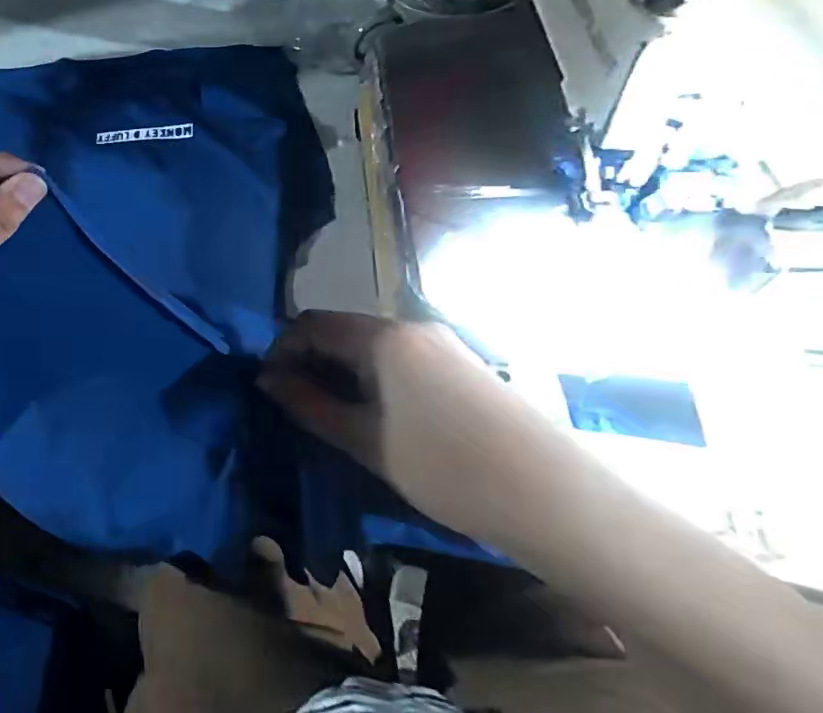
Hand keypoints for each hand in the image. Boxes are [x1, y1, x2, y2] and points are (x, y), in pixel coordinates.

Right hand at [259, 311, 484, 479]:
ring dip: (343, 371)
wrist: (555, 498)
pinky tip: (380, 415)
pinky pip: (402, 358)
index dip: (282, 350)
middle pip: (343, 331)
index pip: (312, 324)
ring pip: (373, 346)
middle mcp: (412, 326)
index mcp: (384, 336)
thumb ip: (310, 405)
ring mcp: (444, 342)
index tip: (269, 387)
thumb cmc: (446, 467)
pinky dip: (375, 377)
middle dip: (312, 362)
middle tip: (297, 405)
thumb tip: (267, 379)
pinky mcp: (464, 365)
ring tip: (334, 415)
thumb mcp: (366, 441)